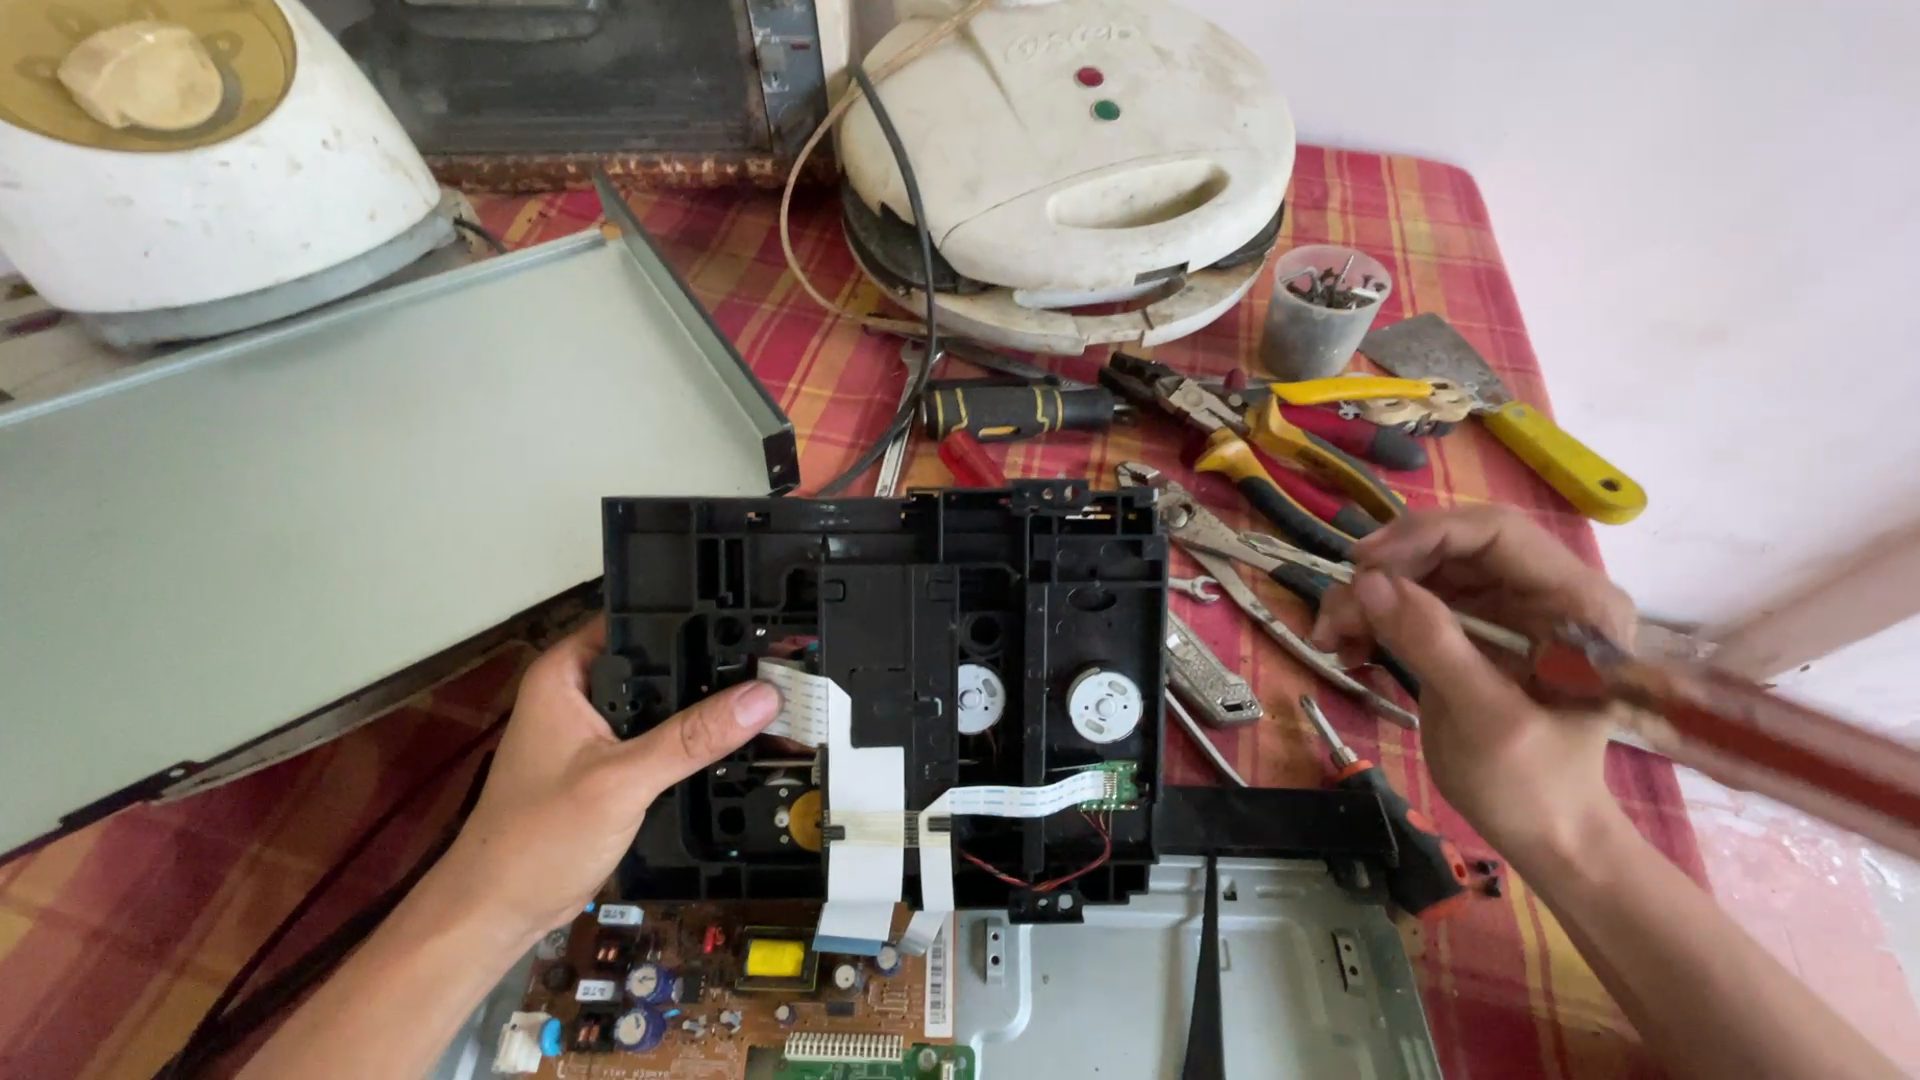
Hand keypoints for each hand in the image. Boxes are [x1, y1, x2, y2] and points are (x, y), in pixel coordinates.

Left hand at [432, 618, 781, 941]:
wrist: (501, 912)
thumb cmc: (538, 839)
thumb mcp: (622, 781)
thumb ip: (693, 737)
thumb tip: (761, 697)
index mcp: (567, 672)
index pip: (639, 623)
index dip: (693, 618)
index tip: (750, 622)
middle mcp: (581, 690)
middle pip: (658, 660)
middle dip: (709, 664)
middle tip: (771, 663)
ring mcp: (597, 726)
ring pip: (664, 699)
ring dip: (704, 704)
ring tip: (764, 693)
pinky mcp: (611, 759)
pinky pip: (662, 732)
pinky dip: (692, 736)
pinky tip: (732, 737)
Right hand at [1310, 506, 1636, 856]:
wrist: (1540, 830)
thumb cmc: (1531, 783)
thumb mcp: (1483, 716)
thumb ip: (1431, 643)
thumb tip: (1369, 582)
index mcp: (1574, 602)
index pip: (1496, 532)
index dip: (1426, 535)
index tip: (1364, 565)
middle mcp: (1536, 592)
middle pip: (1445, 547)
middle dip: (1385, 573)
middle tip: (1339, 612)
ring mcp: (1497, 610)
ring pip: (1414, 572)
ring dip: (1364, 599)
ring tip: (1332, 638)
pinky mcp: (1462, 629)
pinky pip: (1402, 601)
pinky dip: (1366, 618)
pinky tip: (1347, 649)